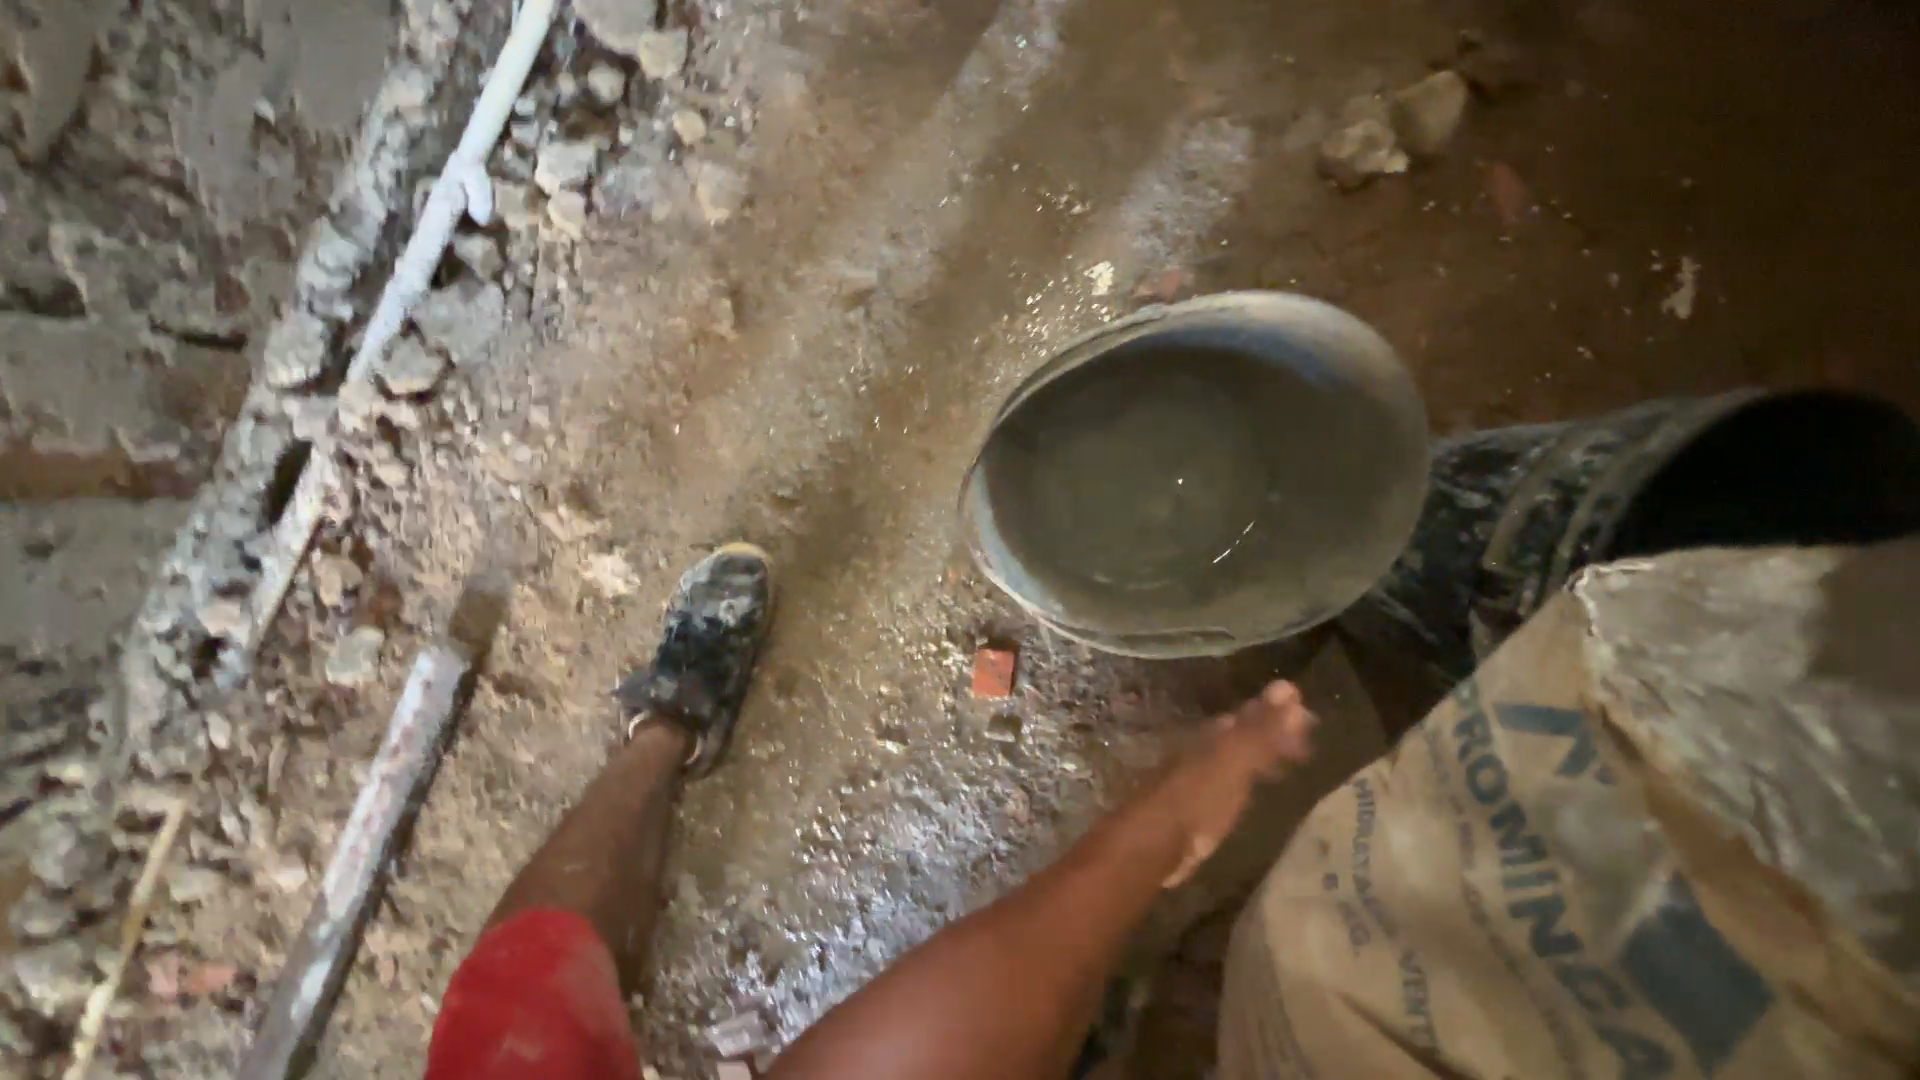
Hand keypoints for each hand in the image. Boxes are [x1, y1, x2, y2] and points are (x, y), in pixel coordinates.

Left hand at [1137, 681, 1317, 886]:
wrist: (1153, 845)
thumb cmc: (1195, 800)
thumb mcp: (1232, 762)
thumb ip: (1260, 731)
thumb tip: (1287, 687)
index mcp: (1210, 738)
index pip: (1247, 715)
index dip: (1274, 711)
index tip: (1306, 711)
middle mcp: (1201, 752)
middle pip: (1239, 735)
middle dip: (1269, 731)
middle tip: (1304, 734)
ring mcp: (1197, 780)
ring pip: (1234, 758)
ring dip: (1260, 754)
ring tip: (1289, 758)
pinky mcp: (1197, 809)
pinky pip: (1229, 784)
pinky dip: (1247, 780)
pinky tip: (1253, 789)